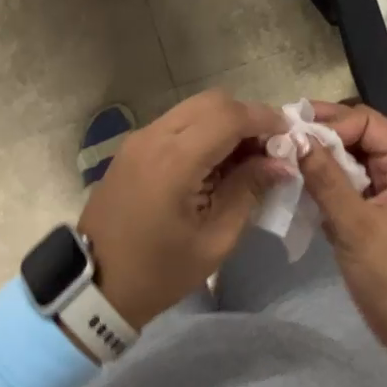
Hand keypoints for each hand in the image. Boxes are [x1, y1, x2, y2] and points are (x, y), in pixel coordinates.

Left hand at [77, 90, 290, 330]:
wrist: (96, 285)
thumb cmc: (159, 272)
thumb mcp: (214, 240)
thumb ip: (247, 192)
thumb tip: (280, 163)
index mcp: (174, 160)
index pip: (229, 116)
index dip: (264, 120)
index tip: (290, 136)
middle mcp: (154, 136)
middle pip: (212, 102)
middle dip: (246, 117)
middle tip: (270, 149)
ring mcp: (140, 138)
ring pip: (193, 108)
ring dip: (224, 122)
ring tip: (246, 157)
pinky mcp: (133, 146)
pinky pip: (176, 122)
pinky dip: (202, 130)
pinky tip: (216, 161)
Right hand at [297, 101, 386, 375]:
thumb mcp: (356, 227)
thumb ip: (326, 179)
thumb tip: (294, 137)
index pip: (365, 122)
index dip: (330, 122)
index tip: (292, 133)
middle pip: (356, 133)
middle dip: (320, 133)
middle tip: (279, 137)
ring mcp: (386, 189)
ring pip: (347, 156)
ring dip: (318, 155)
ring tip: (281, 156)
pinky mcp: (371, 209)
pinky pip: (344, 180)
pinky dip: (321, 177)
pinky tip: (295, 181)